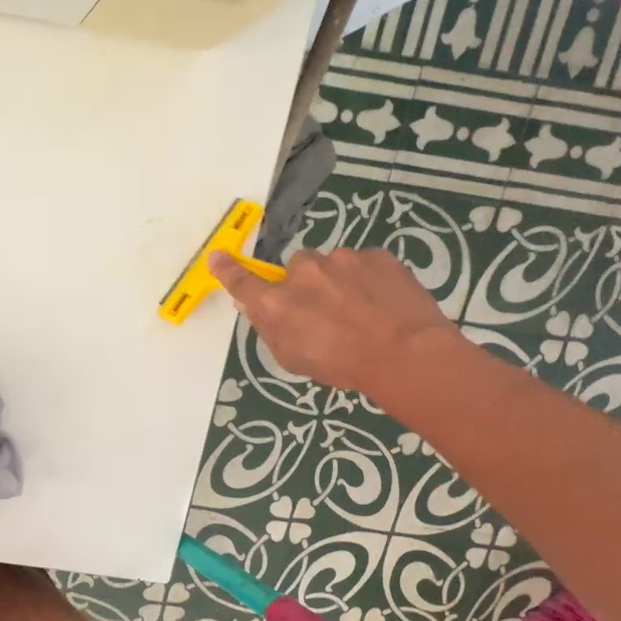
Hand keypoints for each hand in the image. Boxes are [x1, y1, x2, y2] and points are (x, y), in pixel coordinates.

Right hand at [208, 247, 463, 392]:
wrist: (404, 352)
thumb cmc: (340, 365)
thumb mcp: (292, 358)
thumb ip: (270, 328)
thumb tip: (254, 305)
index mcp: (276, 303)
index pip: (242, 282)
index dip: (227, 269)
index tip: (217, 256)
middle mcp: (303, 273)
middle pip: (295, 268)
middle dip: (304, 283)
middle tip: (322, 309)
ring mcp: (342, 259)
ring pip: (331, 264)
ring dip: (337, 280)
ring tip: (359, 309)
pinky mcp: (377, 255)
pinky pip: (363, 262)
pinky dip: (366, 278)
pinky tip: (380, 301)